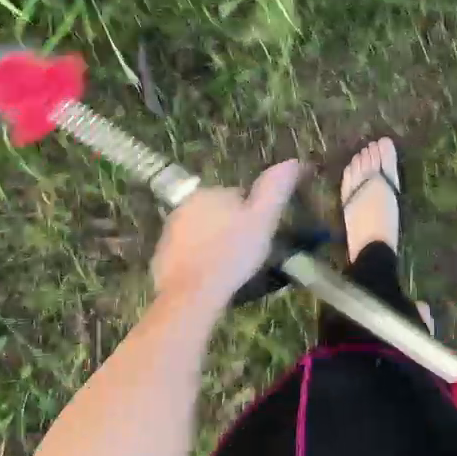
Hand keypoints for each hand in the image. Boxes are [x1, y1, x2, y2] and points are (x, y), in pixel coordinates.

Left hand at [150, 160, 303, 315]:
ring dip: (215, 243)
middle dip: (232, 228)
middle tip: (246, 254)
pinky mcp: (162, 254)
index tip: (260, 236)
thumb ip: (277, 188)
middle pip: (219, 212)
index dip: (254, 216)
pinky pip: (188, 252)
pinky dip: (199, 260)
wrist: (191, 294)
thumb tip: (294, 161)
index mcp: (211, 192)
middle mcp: (186, 204)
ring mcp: (171, 230)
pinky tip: (210, 276)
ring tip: (230, 268)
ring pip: (203, 232)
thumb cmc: (232, 254)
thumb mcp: (264, 220)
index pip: (239, 196)